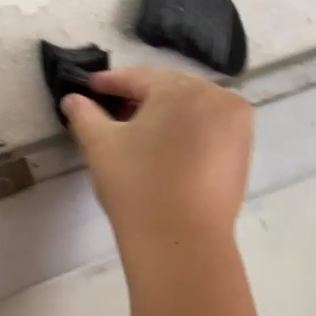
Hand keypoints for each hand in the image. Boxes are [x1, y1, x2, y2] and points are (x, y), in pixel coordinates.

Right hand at [63, 66, 253, 273]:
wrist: (180, 237)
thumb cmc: (136, 185)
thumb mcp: (100, 146)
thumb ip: (85, 116)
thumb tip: (73, 99)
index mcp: (183, 91)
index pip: (140, 78)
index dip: (110, 82)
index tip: (89, 87)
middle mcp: (218, 97)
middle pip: (170, 89)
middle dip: (138, 98)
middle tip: (109, 112)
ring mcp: (237, 123)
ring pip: (191, 108)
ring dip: (162, 114)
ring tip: (135, 132)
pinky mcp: (242, 148)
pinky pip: (207, 126)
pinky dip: (183, 130)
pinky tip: (162, 149)